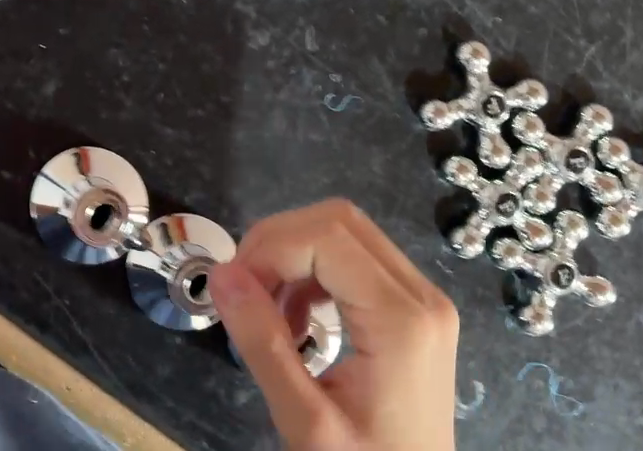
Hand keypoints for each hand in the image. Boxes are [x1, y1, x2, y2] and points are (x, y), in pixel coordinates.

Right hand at [210, 199, 458, 450]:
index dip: (269, 248)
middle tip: (243, 289)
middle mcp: (421, 298)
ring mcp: (421, 302)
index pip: (325, 237)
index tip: (234, 289)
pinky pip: (352, 257)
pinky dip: (309, 271)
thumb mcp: (306, 421)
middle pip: (336, 221)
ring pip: (342, 232)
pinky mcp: (412, 311)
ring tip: (264, 307)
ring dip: (290, 254)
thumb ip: (263, 343)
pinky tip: (293, 316)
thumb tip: (220, 273)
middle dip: (276, 242)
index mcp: (402, 322)